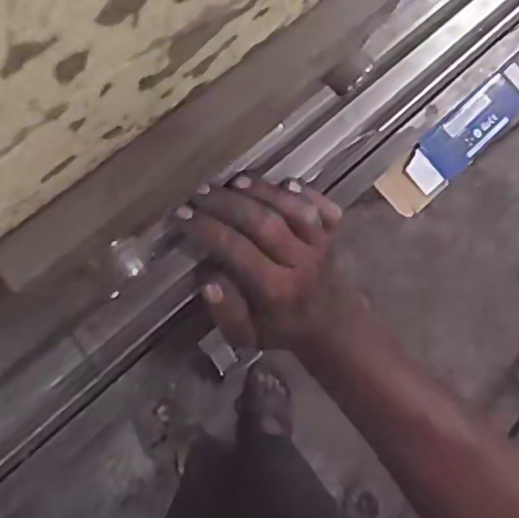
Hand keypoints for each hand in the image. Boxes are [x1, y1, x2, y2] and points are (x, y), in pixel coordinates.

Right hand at [176, 175, 365, 353]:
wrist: (333, 324)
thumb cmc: (281, 327)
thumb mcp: (246, 335)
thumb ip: (225, 312)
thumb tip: (208, 281)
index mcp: (276, 290)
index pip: (237, 250)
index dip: (208, 229)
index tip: (183, 214)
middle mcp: (301, 263)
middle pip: (264, 223)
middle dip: (228, 203)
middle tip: (200, 192)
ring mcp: (322, 245)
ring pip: (293, 209)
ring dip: (264, 191)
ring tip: (233, 181)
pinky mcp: (335, 232)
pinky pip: (322, 206)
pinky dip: (304, 192)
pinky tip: (282, 182)